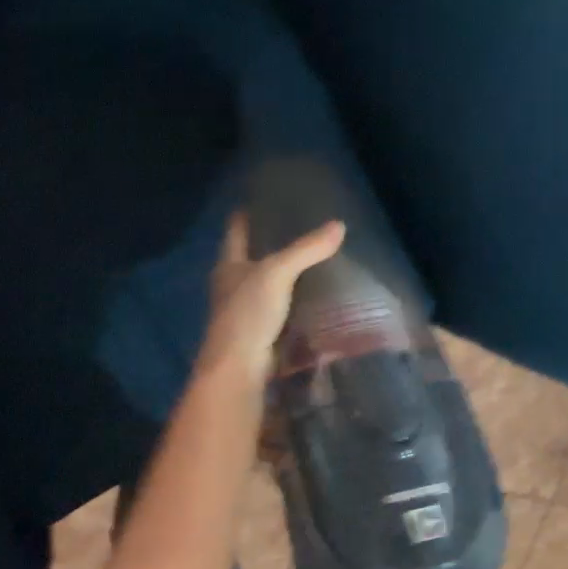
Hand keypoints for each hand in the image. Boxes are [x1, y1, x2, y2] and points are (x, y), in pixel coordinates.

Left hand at [194, 211, 344, 384]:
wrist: (238, 368)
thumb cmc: (248, 312)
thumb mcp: (277, 273)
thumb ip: (306, 250)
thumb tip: (339, 225)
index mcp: (228, 265)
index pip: (236, 231)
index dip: (246, 215)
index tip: (262, 200)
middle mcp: (232, 285)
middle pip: (251, 258)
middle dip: (271, 245)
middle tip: (301, 228)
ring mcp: (245, 312)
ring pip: (267, 286)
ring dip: (286, 276)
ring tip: (316, 259)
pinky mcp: (261, 334)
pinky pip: (281, 311)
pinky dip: (295, 302)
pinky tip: (316, 296)